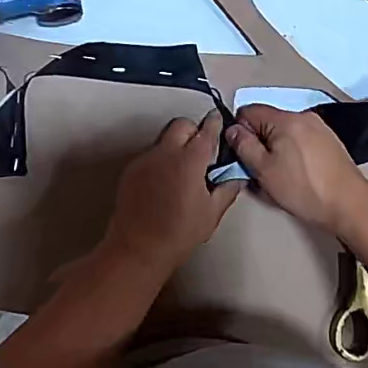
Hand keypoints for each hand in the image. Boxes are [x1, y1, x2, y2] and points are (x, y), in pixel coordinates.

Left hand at [101, 111, 241, 271]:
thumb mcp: (211, 213)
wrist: (138, 246)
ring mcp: (145, 160)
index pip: (206, 130)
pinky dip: (161, 160)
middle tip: (201, 149)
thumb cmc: (177, 233)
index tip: (218, 120)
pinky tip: (166, 181)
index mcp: (189, 161)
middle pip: (181, 125)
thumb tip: (235, 177)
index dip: (214, 123)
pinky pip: (150, 155)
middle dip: (193, 130)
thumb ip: (227, 189)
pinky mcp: (132, 169)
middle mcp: (165, 154)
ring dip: (176, 146)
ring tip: (183, 170)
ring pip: (164, 139)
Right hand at [224, 104, 367, 235]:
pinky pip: (300, 139)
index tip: (243, 154)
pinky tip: (298, 174)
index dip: (240, 132)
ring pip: (283, 132)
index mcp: (286, 120)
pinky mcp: (329, 141)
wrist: (349, 205)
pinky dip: (293, 153)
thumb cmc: (305, 190)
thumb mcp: (263, 171)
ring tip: (281, 176)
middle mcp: (304, 116)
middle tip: (261, 170)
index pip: (248, 111)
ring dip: (276, 149)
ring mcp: (319, 128)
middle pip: (267, 121)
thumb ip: (243, 146)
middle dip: (259, 143)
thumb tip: (233, 130)